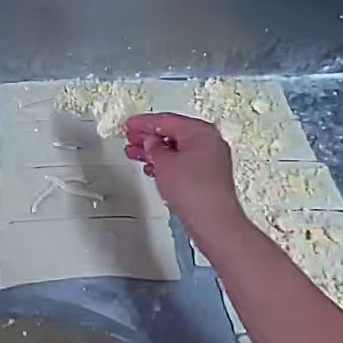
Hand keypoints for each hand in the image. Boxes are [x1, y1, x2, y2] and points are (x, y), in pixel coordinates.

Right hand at [123, 113, 247, 237]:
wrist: (212, 221)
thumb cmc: (194, 190)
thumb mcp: (164, 163)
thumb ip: (153, 147)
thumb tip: (151, 142)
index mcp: (200, 131)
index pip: (167, 120)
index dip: (144, 123)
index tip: (130, 124)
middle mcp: (209, 142)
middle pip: (173, 133)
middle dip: (149, 136)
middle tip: (131, 137)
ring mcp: (211, 160)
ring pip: (177, 149)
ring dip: (155, 151)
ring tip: (135, 153)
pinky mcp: (208, 176)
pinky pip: (182, 162)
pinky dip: (166, 163)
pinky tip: (152, 168)